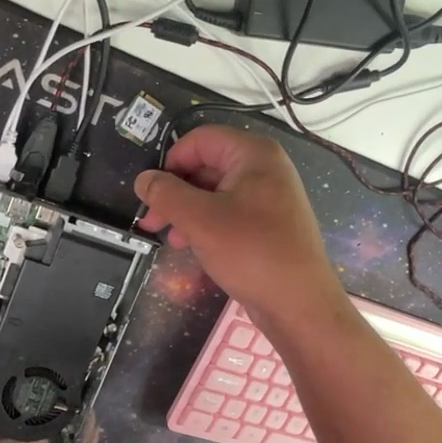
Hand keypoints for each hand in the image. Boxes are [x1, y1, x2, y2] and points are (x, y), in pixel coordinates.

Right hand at [135, 125, 340, 319]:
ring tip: (169, 239)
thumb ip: (166, 194)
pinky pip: (229, 214)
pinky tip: (191, 246)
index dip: (171, 163)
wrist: (298, 303)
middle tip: (151, 221)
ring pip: (215, 194)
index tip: (152, 193)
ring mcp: (269, 198)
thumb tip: (143, 179)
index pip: (200, 140)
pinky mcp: (268, 225)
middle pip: (207, 166)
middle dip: (175, 192)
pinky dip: (206, 225)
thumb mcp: (200, 220)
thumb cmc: (250, 252)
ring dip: (187, 212)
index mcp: (253, 154)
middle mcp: (264, 169)